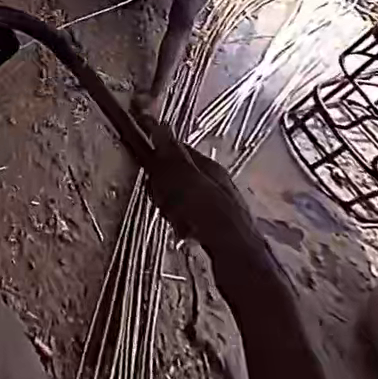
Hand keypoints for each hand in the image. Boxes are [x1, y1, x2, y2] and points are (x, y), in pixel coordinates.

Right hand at [130, 117, 259, 252]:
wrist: (236, 254)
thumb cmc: (204, 209)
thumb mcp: (181, 174)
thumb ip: (169, 151)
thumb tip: (160, 124)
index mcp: (208, 165)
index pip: (176, 147)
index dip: (156, 150)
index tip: (141, 158)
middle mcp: (216, 181)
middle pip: (177, 174)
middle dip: (162, 184)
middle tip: (159, 195)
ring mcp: (220, 205)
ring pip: (182, 197)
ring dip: (171, 205)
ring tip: (172, 216)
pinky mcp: (219, 227)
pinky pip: (191, 217)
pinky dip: (183, 221)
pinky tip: (184, 231)